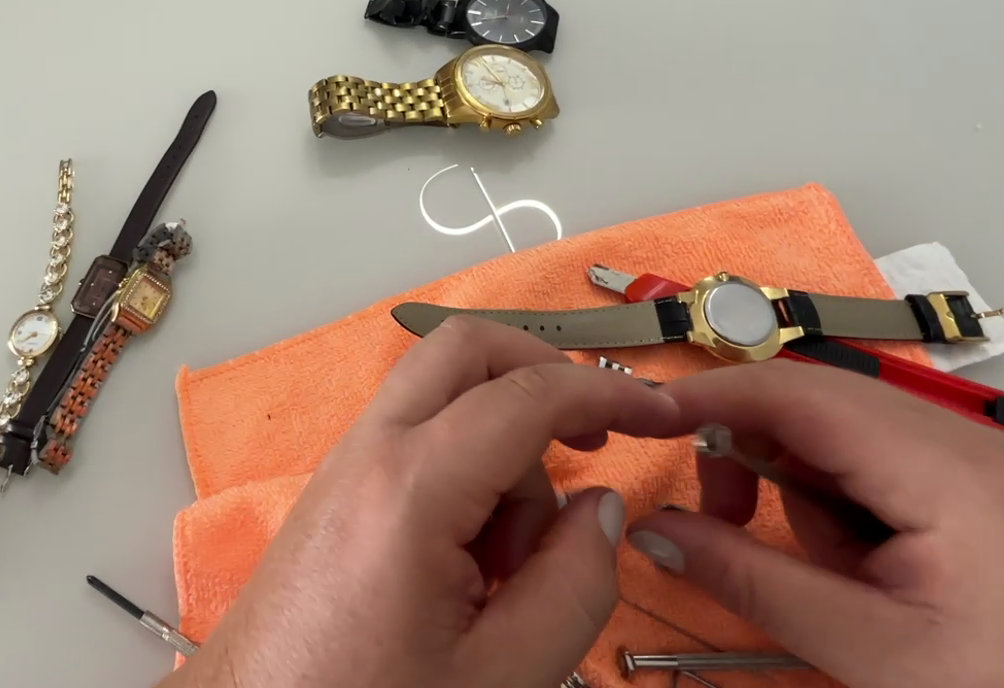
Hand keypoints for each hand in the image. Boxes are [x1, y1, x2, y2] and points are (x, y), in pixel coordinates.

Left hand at [159, 317, 683, 687]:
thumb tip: (602, 507)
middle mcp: (372, 446)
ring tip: (507, 571)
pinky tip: (470, 560)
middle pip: (463, 349)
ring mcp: (348, 458)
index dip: (606, 391)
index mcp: (411, 484)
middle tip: (591, 443)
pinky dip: (464, 466)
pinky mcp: (340, 482)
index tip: (663, 412)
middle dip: (539, 375)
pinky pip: (418, 437)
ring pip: (445, 395)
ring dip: (501, 448)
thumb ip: (572, 586)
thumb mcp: (500, 678)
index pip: (524, 394)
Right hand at [627, 360, 1003, 687]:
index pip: (793, 393)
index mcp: (946, 467)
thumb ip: (753, 581)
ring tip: (827, 574)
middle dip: (750, 447)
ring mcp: (985, 464)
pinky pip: (881, 465)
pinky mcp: (992, 493)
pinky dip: (845, 505)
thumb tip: (652, 528)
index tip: (640, 421)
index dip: (707, 396)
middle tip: (722, 518)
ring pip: (842, 434)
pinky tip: (868, 569)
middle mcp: (965, 442)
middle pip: (812, 402)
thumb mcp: (881, 657)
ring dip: (801, 487)